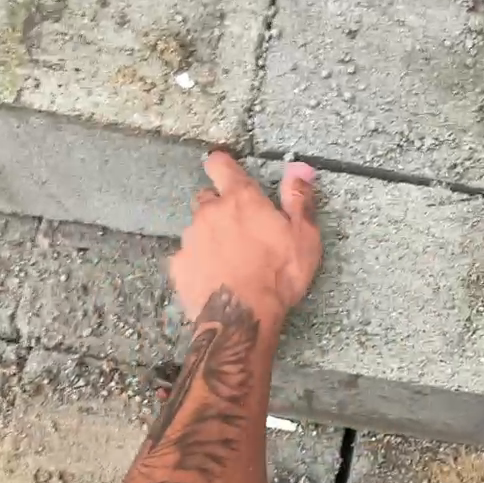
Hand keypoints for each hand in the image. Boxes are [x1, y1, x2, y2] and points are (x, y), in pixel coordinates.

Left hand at [170, 151, 320, 323]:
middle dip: (220, 209)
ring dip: (210, 238)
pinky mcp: (180, 266)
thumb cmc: (278, 277)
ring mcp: (191, 239)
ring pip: (197, 229)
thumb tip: (300, 169)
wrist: (243, 317)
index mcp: (241, 200)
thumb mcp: (303, 237)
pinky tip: (215, 279)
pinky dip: (198, 263)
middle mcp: (210, 213)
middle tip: (239, 231)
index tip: (225, 170)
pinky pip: (187, 257)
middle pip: (207, 198)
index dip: (222, 165)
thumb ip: (299, 199)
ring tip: (229, 261)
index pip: (221, 165)